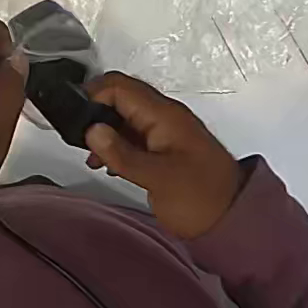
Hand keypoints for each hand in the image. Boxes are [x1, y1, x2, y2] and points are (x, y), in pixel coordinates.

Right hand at [83, 72, 244, 238]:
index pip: (121, 87)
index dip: (94, 96)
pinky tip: (106, 164)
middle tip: (76, 135)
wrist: (233, 220)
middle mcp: (164, 117)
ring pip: (125, 118)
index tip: (74, 118)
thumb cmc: (201, 197)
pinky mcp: (163, 150)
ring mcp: (164, 133)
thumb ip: (122, 153)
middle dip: (96, 111)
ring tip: (89, 154)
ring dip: (105, 131)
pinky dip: (116, 145)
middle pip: (121, 98)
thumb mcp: (158, 177)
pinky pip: (133, 136)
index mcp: (164, 115)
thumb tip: (91, 130)